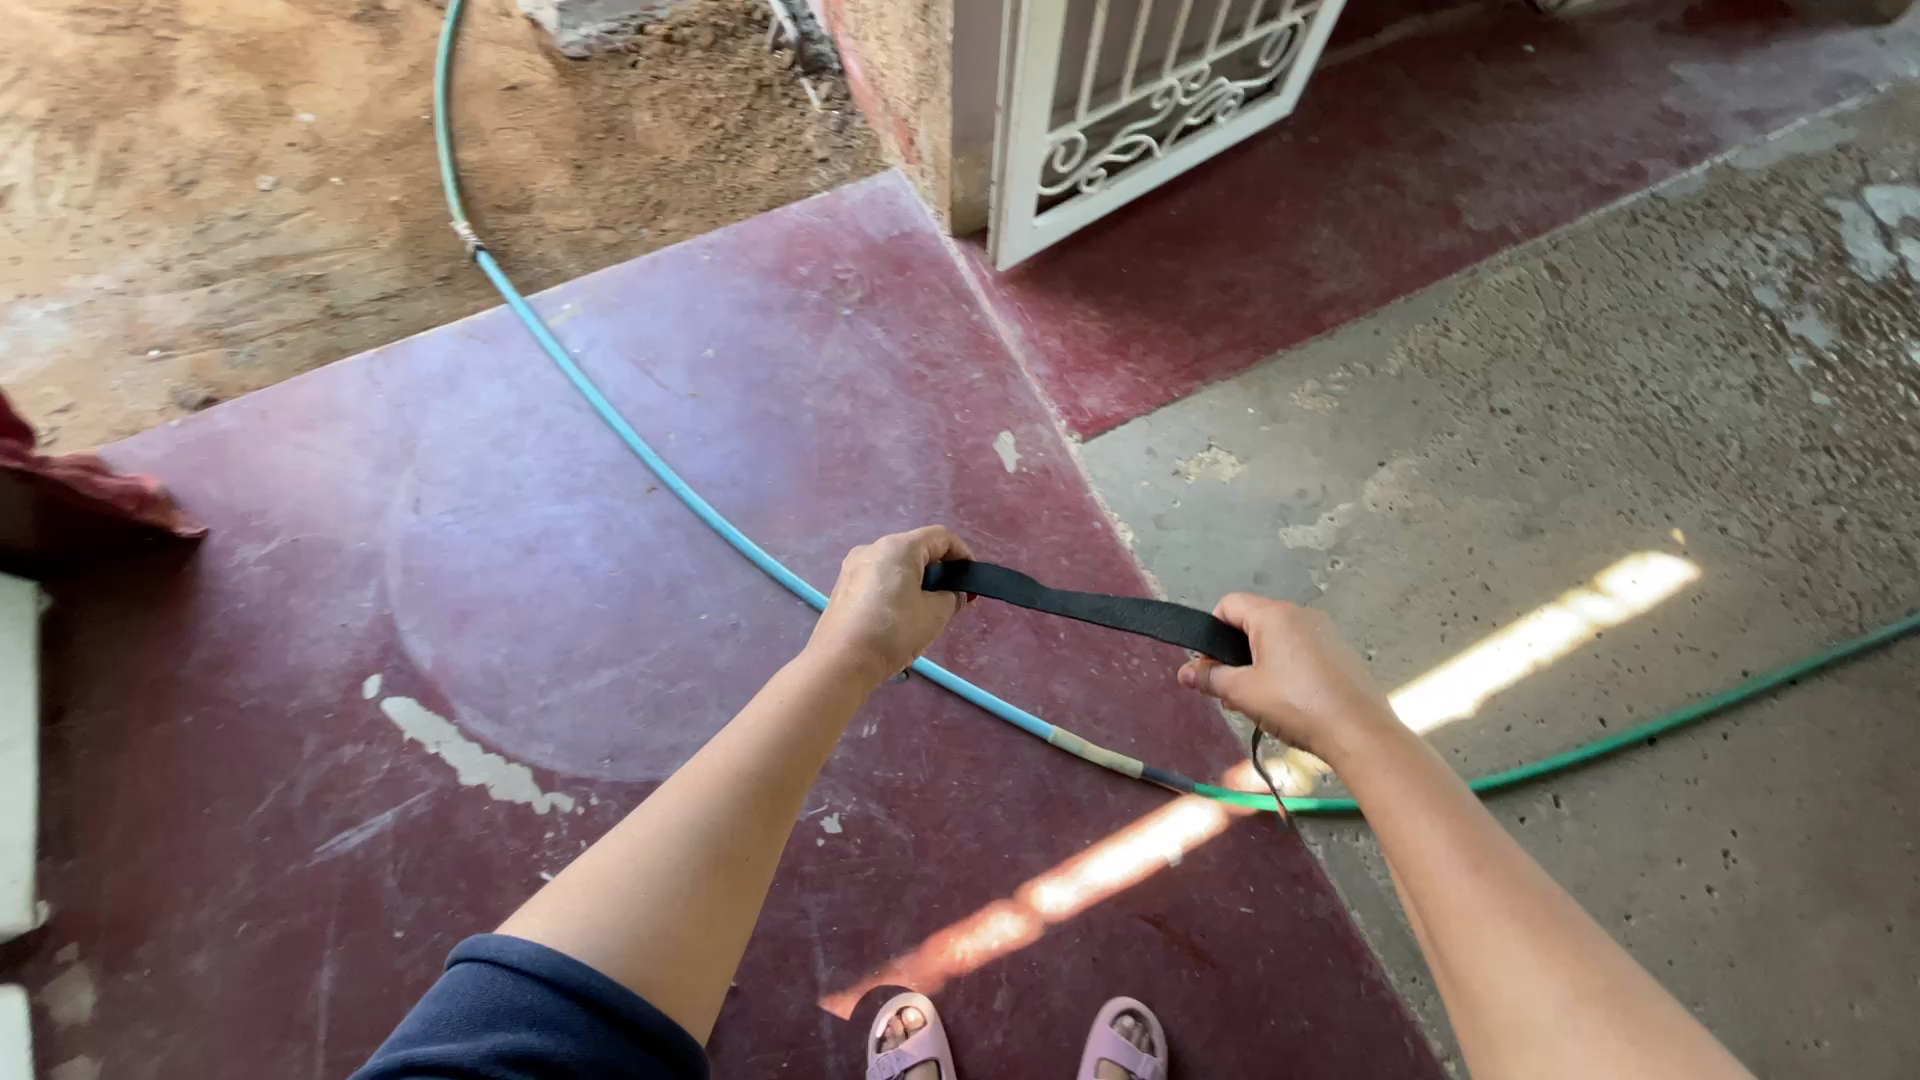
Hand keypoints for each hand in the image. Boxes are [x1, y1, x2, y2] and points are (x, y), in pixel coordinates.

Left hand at [806, 526, 973, 686]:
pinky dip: (897, 588)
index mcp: (898, 547)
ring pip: (897, 564)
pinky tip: (900, 616)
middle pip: (917, 549)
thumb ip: (953, 597)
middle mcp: (873, 548)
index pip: (941, 537)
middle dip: (940, 570)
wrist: (840, 662)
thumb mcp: (935, 614)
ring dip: (918, 580)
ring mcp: (854, 567)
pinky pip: (880, 578)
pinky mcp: (843, 586)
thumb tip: (954, 592)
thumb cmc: (893, 632)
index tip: (971, 581)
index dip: (963, 555)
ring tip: (928, 610)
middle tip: (954, 599)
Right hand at [1177, 593, 1402, 762]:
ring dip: (1259, 663)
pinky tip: (1290, 701)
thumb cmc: (1296, 705)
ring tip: (1259, 700)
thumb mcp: (1242, 693)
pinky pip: (1301, 650)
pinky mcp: (1341, 652)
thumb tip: (1184, 673)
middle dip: (1234, 653)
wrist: (1360, 733)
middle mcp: (1300, 614)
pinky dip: (1286, 668)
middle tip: (1231, 689)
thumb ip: (1209, 678)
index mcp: (1274, 615)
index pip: (1228, 605)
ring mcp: (1325, 631)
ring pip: (1277, 638)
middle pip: (1252, 622)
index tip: (1211, 667)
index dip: (1211, 632)